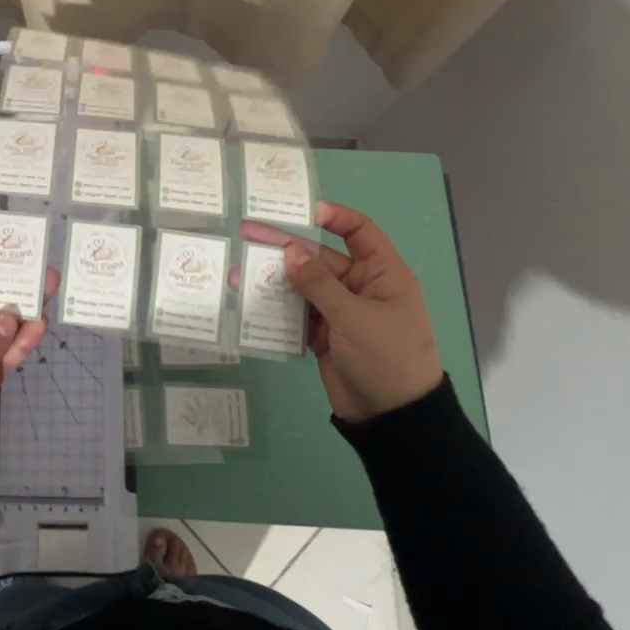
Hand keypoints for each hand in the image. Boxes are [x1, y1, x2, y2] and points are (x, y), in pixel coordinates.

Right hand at [242, 202, 442, 421]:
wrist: (392, 419)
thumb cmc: (386, 357)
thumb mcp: (354, 317)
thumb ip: (318, 283)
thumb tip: (290, 250)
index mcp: (381, 274)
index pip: (359, 232)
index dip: (333, 217)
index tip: (301, 210)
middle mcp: (359, 286)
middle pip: (319, 257)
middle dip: (285, 247)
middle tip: (246, 233)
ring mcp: (339, 311)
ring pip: (302, 285)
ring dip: (273, 278)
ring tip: (237, 270)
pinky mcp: (322, 335)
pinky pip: (295, 313)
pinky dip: (275, 307)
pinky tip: (248, 299)